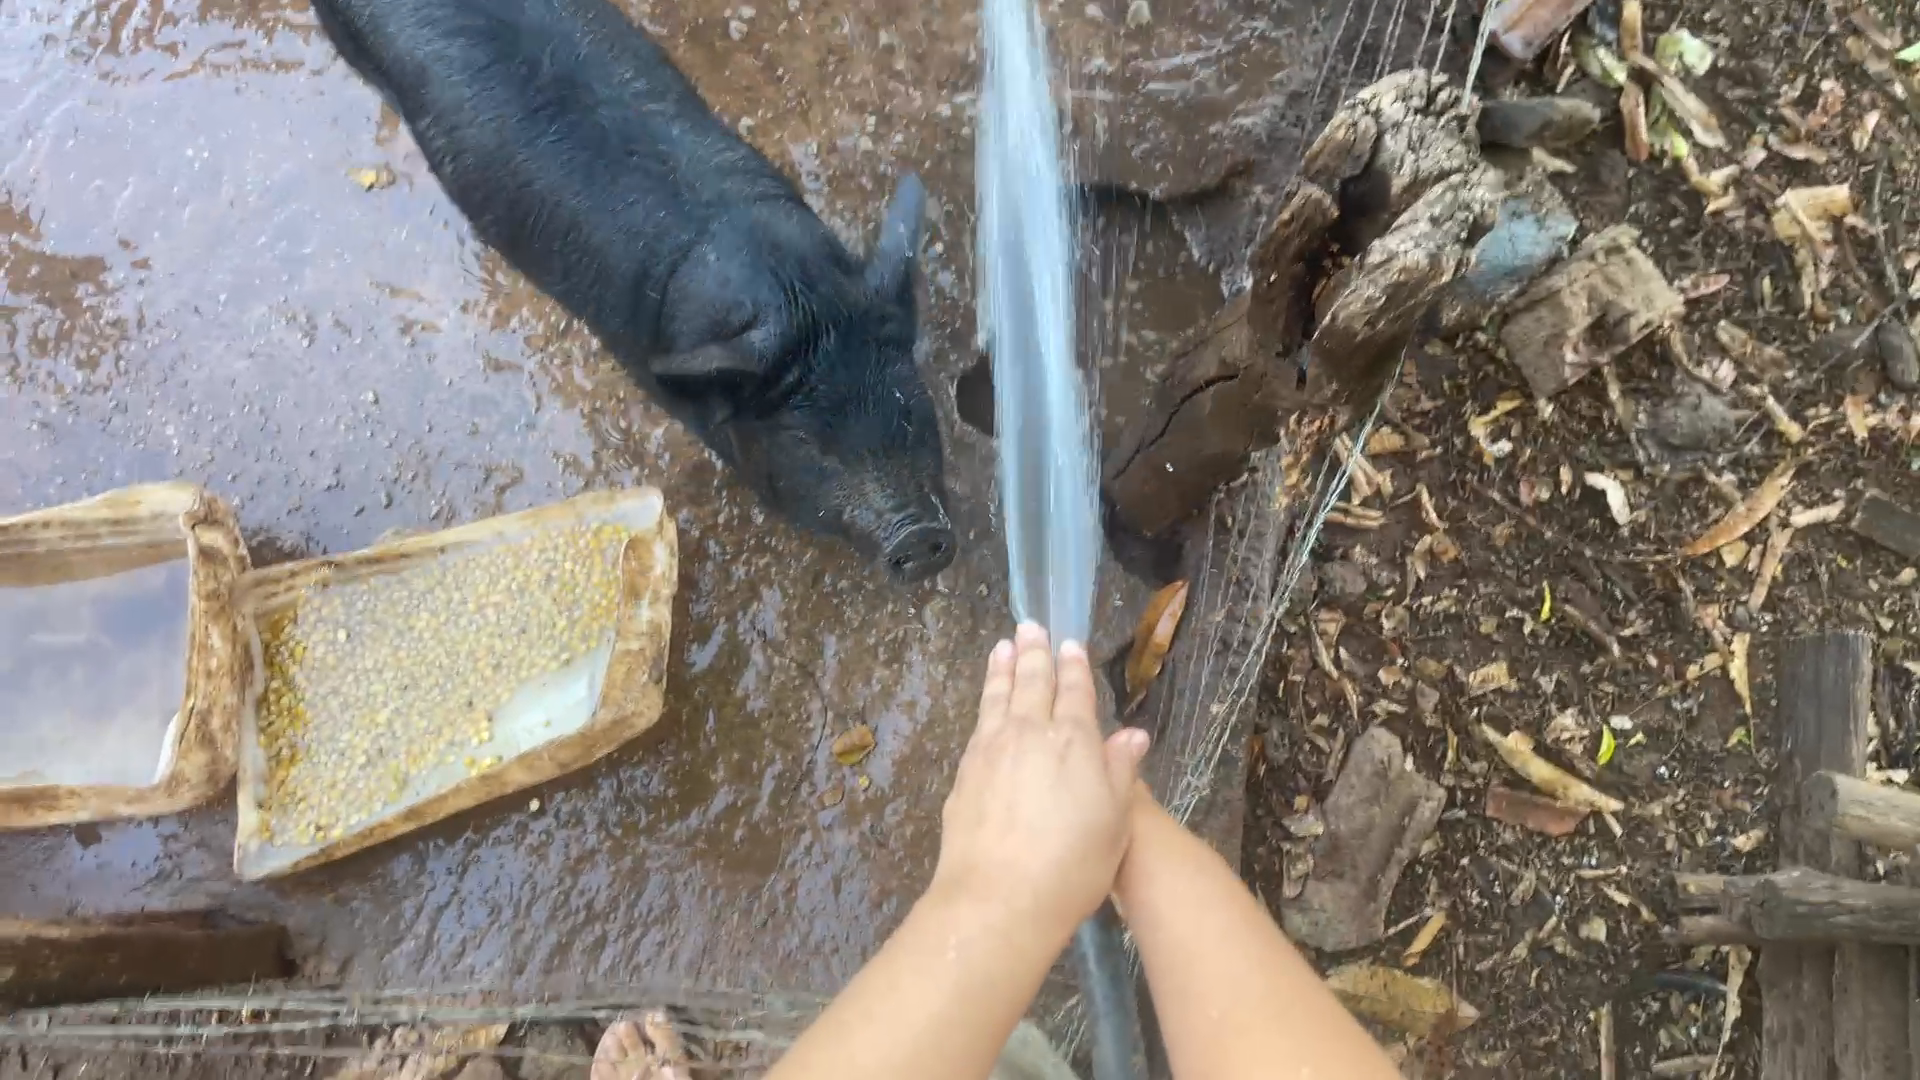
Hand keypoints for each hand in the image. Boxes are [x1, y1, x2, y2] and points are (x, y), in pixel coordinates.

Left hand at [930, 623, 1150, 942]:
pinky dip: (986, 696)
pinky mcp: (967, 767)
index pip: (1075, 693)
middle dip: (1035, 652)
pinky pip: (980, 718)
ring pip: (1001, 694)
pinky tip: (987, 696)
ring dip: (1004, 666)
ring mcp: (993, 747)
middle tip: (1031, 626)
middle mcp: (1031, 732)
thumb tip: (1133, 734)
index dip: (1073, 667)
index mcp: (1074, 742)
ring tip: (1005, 645)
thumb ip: (1120, 771)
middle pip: (1034, 682)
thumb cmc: (1071, 865)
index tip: (1070, 643)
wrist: (998, 896)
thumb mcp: (1114, 821)